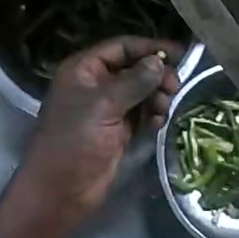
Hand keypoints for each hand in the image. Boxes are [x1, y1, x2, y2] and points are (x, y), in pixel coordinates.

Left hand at [17, 36, 182, 225]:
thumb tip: (158, 62)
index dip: (149, 47)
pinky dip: (152, 114)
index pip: (121, 47)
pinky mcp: (117, 130)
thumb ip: (134, 82)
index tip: (178, 52)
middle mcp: (95, 84)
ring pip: (140, 92)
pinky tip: (158, 122)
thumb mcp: (104, 105)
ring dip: (156, 96)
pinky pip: (140, 113)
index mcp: (84, 69)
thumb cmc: (74, 140)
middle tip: (175, 87)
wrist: (60, 190)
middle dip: (155, 75)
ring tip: (164, 108)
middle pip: (133, 68)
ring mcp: (106, 108)